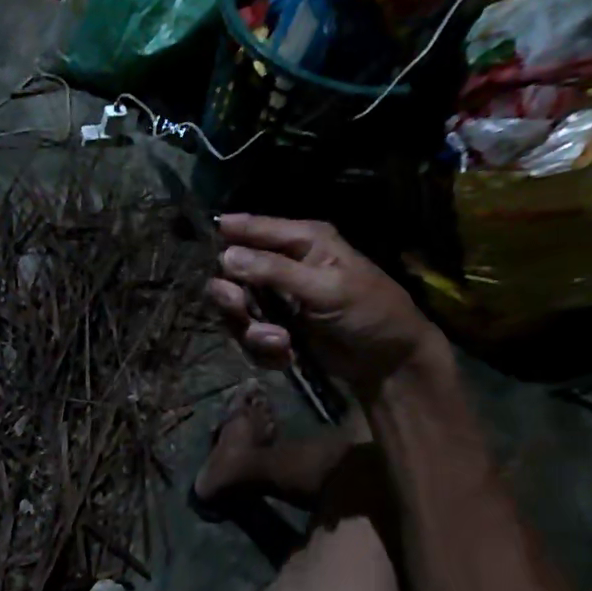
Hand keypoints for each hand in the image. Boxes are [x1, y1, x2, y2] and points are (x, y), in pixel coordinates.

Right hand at [206, 214, 446, 397]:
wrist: (388, 362)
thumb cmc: (370, 312)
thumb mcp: (325, 288)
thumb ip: (274, 272)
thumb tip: (226, 256)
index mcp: (302, 241)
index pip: (253, 228)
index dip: (227, 234)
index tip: (204, 243)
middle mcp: (282, 266)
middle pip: (231, 274)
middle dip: (233, 297)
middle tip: (241, 308)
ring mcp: (276, 301)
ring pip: (235, 311)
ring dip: (253, 331)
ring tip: (281, 342)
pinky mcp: (274, 330)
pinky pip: (248, 338)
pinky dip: (264, 351)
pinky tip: (286, 356)